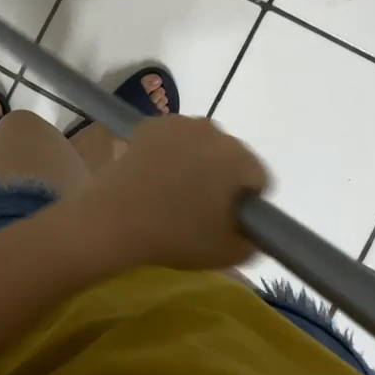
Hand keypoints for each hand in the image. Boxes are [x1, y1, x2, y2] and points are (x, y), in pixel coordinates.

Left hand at [61, 115, 270, 271]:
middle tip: (201, 206)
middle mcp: (211, 130)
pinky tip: (157, 175)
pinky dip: (171, 152)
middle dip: (222, 177)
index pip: (258, 178)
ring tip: (176, 191)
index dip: (246, 201)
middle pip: (230, 156)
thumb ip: (255, 236)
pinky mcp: (150, 123)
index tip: (227, 218)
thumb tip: (251, 223)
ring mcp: (178, 123)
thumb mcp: (231, 252)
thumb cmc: (177, 235)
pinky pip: (174, 138)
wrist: (117, 218)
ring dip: (197, 161)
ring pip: (201, 144)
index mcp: (237, 157)